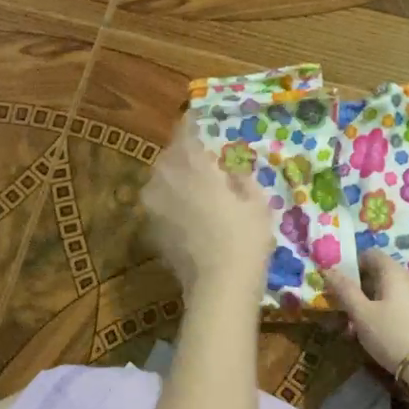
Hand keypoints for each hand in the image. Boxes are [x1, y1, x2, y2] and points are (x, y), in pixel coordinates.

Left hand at [141, 119, 273, 296]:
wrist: (219, 286)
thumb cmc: (246, 239)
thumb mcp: (258, 202)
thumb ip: (242, 178)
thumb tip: (233, 169)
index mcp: (192, 164)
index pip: (186, 130)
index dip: (194, 124)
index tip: (202, 121)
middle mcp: (165, 178)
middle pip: (170, 155)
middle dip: (185, 156)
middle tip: (206, 163)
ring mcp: (153, 205)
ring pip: (161, 180)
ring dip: (176, 180)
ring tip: (198, 191)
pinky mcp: (150, 229)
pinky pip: (160, 205)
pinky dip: (172, 205)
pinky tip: (191, 218)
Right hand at [324, 251, 408, 373]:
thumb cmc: (391, 335)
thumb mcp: (361, 314)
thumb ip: (344, 290)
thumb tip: (328, 269)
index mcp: (394, 273)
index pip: (371, 254)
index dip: (353, 264)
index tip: (339, 282)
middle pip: (380, 275)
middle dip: (359, 290)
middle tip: (343, 310)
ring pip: (389, 294)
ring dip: (370, 306)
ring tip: (355, 330)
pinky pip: (401, 306)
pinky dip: (385, 314)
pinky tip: (376, 335)